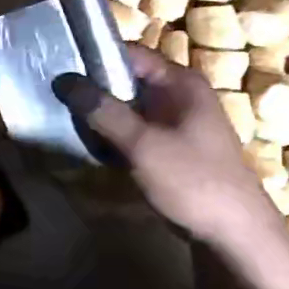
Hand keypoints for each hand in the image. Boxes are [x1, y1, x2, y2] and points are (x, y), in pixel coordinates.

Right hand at [54, 44, 281, 251]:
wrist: (232, 234)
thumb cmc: (192, 180)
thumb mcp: (142, 143)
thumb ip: (103, 111)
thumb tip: (63, 79)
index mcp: (181, 83)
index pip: (131, 54)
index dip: (96, 56)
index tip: (60, 65)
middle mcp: (179, 96)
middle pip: (126, 80)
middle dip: (93, 89)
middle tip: (56, 96)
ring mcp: (175, 123)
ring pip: (126, 108)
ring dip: (100, 115)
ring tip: (65, 120)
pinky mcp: (168, 148)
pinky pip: (132, 131)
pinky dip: (112, 135)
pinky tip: (90, 146)